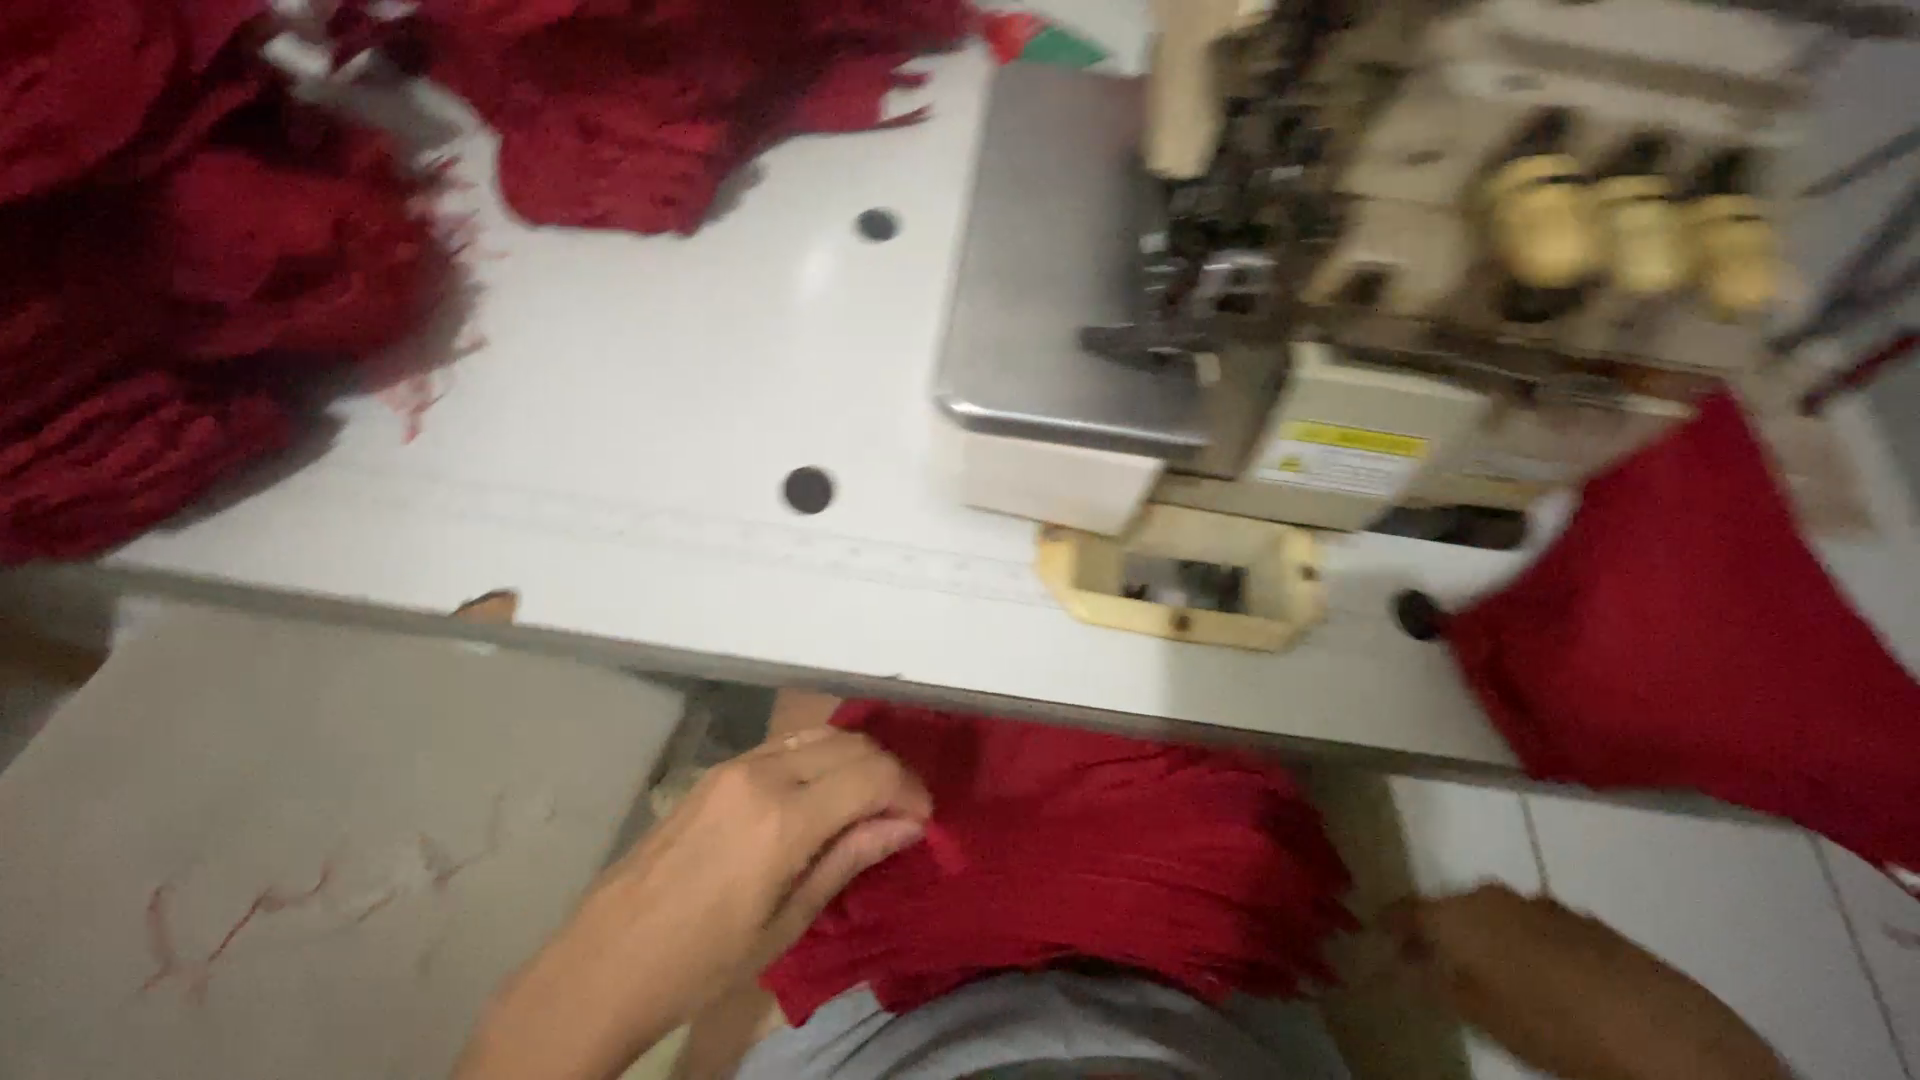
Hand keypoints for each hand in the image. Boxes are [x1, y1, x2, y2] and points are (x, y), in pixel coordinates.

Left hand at [454, 727, 931, 1079]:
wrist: (606, 959)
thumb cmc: (702, 960)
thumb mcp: (787, 922)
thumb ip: (850, 859)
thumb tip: (907, 825)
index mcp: (783, 818)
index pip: (872, 775)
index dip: (909, 792)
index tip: (924, 821)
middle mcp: (762, 774)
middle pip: (851, 745)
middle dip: (890, 772)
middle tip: (904, 814)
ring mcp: (735, 765)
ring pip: (821, 735)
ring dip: (857, 759)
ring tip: (870, 802)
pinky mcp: (718, 770)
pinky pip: (788, 745)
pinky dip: (822, 757)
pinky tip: (826, 792)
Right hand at [1384, 884, 1789, 1079]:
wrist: (1671, 1038)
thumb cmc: (1553, 1028)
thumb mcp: (1479, 1016)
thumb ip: (1433, 982)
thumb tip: (1402, 963)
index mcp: (1458, 913)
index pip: (1404, 909)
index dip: (1386, 925)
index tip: (1375, 940)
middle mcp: (1494, 895)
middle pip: (1449, 906)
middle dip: (1436, 931)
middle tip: (1428, 962)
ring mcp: (1543, 904)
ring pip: (1494, 913)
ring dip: (1482, 935)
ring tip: (1485, 973)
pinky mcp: (1587, 920)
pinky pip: (1535, 924)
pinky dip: (1523, 942)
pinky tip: (1540, 978)